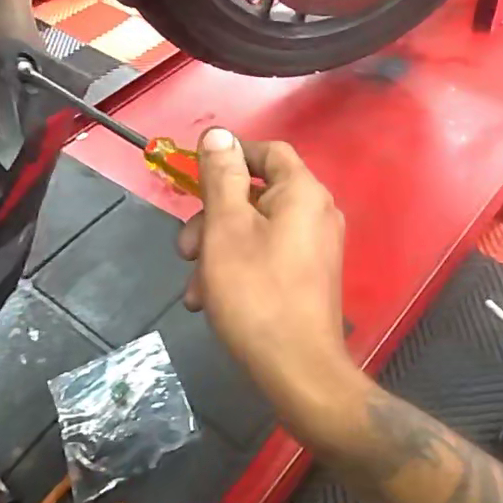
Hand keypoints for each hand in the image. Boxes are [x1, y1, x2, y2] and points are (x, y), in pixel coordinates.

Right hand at [176, 128, 351, 394]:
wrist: (297, 369)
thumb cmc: (256, 292)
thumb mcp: (226, 228)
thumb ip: (221, 177)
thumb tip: (218, 134)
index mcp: (303, 192)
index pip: (267, 152)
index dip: (229, 157)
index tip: (193, 176)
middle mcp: (316, 213)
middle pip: (255, 195)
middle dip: (212, 219)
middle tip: (185, 249)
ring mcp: (315, 247)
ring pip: (254, 230)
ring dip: (216, 251)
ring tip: (194, 287)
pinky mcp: (308, 276)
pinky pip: (267, 256)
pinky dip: (236, 269)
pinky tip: (209, 300)